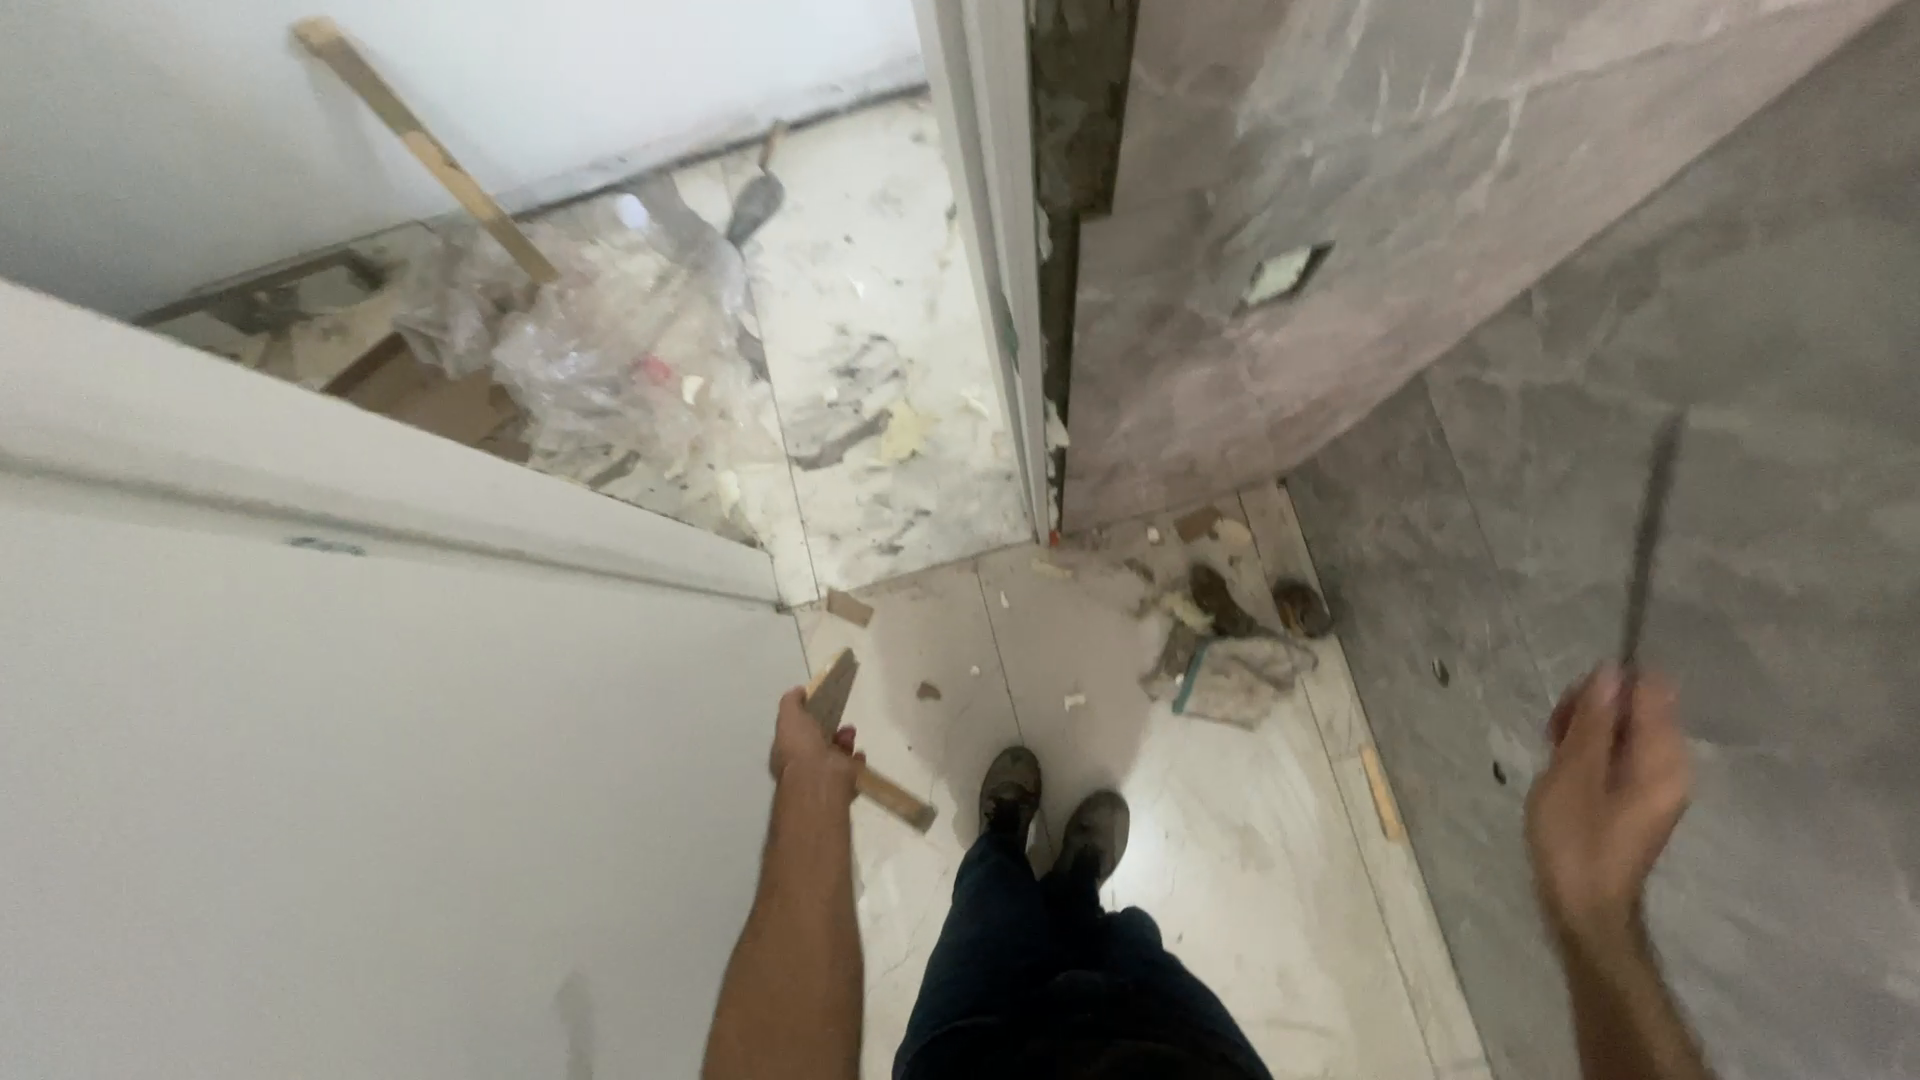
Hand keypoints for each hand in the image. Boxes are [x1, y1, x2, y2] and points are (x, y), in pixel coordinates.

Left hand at [768, 687, 861, 795]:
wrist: (820, 777)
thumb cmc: (801, 746)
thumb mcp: (790, 716)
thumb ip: (792, 702)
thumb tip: (798, 691)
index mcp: (785, 751)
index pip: (795, 733)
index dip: (806, 720)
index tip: (818, 707)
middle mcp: (801, 765)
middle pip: (817, 742)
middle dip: (829, 728)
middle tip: (840, 719)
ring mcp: (822, 775)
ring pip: (835, 753)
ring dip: (844, 740)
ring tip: (849, 732)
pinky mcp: (841, 782)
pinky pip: (851, 767)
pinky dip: (855, 758)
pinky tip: (857, 752)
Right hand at [1526, 665, 1691, 956]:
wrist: (1583, 902)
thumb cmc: (1575, 837)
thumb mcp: (1574, 773)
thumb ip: (1594, 722)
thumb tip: (1609, 674)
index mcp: (1663, 761)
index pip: (1651, 693)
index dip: (1608, 687)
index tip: (1572, 706)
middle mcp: (1670, 767)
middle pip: (1637, 710)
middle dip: (1593, 709)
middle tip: (1554, 731)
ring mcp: (1655, 784)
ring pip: (1623, 732)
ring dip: (1586, 730)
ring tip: (1552, 750)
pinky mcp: (1636, 797)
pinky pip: (1618, 755)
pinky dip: (1589, 751)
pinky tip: (1562, 768)